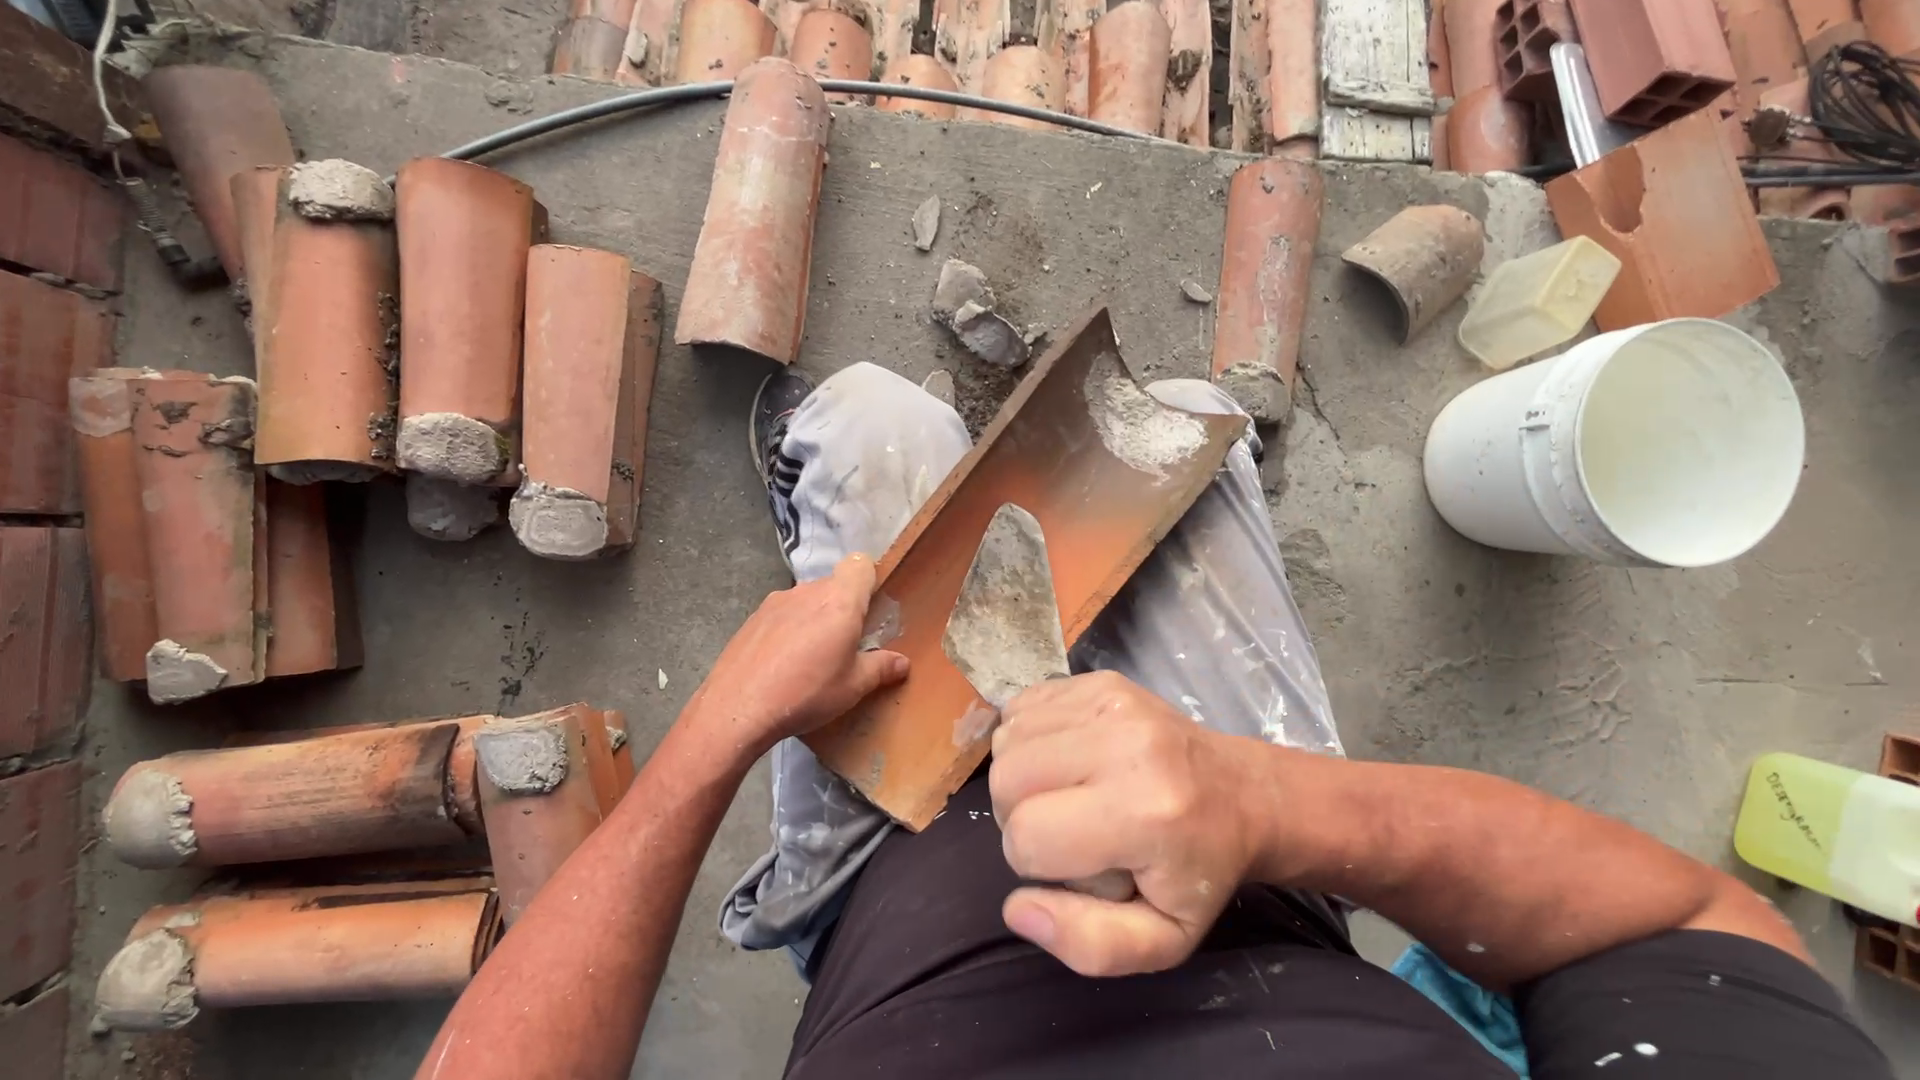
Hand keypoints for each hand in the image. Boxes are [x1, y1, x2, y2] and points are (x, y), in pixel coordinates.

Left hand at [689, 554, 908, 754]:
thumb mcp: (852, 688)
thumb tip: (902, 662)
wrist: (736, 709)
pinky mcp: (752, 618)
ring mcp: (775, 602)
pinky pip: (782, 614)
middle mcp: (807, 592)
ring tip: (811, 658)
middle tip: (846, 644)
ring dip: (815, 619)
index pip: (860, 565)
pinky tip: (782, 664)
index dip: (869, 580)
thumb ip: (880, 669)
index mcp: (839, 601)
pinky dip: (789, 629)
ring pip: (806, 600)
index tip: (871, 609)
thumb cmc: (806, 693)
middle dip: (844, 607)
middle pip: (833, 585)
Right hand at [989, 672, 1266, 976]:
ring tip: (1066, 791)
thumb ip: (1087, 944)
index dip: (1036, 863)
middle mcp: (1127, 746)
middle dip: (1018, 815)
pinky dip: (1028, 737)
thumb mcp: (1163, 940)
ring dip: (1020, 775)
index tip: (1075, 865)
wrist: (1243, 796)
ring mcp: (1114, 703)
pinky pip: (1023, 707)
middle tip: (1064, 828)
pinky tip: (1065, 758)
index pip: (1026, 838)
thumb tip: (1017, 908)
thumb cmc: (1199, 872)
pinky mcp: (1103, 681)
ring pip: (1007, 739)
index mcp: (1144, 815)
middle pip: (1006, 780)